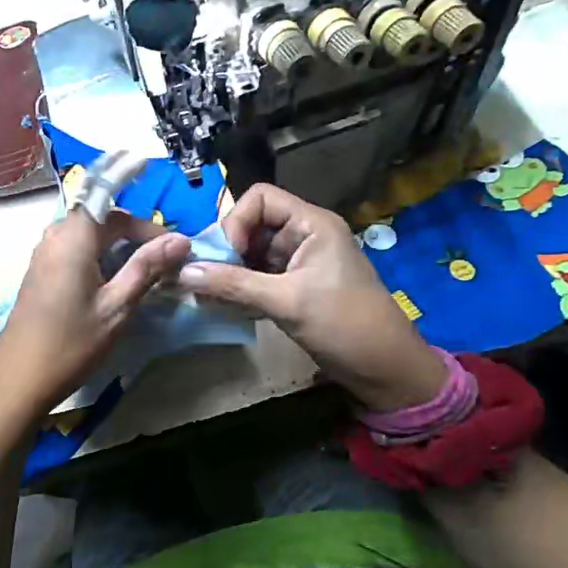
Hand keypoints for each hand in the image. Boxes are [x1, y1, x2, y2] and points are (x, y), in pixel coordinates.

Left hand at [0, 210, 190, 425]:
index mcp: (73, 237)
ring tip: (141, 274)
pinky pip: (74, 251)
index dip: (146, 224)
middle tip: (162, 263)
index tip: (171, 247)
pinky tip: (112, 284)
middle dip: (134, 235)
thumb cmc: (72, 343)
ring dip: (117, 248)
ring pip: (88, 236)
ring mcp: (43, 254)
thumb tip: (181, 239)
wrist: (19, 379)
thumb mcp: (117, 306)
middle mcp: (54, 236)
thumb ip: (147, 267)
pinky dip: (98, 258)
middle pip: (101, 219)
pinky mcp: (40, 272)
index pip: (115, 209)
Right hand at [178, 184, 444, 411]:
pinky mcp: (295, 289)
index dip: (236, 222)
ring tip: (206, 296)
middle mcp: (304, 236)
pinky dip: (240, 290)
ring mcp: (300, 264)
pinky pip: (259, 279)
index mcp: (311, 224)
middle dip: (226, 250)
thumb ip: (233, 285)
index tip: (225, 256)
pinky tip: (221, 306)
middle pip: (252, 226)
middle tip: (205, 279)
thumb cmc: (344, 325)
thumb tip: (183, 272)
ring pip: (253, 255)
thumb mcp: (286, 302)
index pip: (260, 199)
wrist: (384, 368)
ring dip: (229, 273)